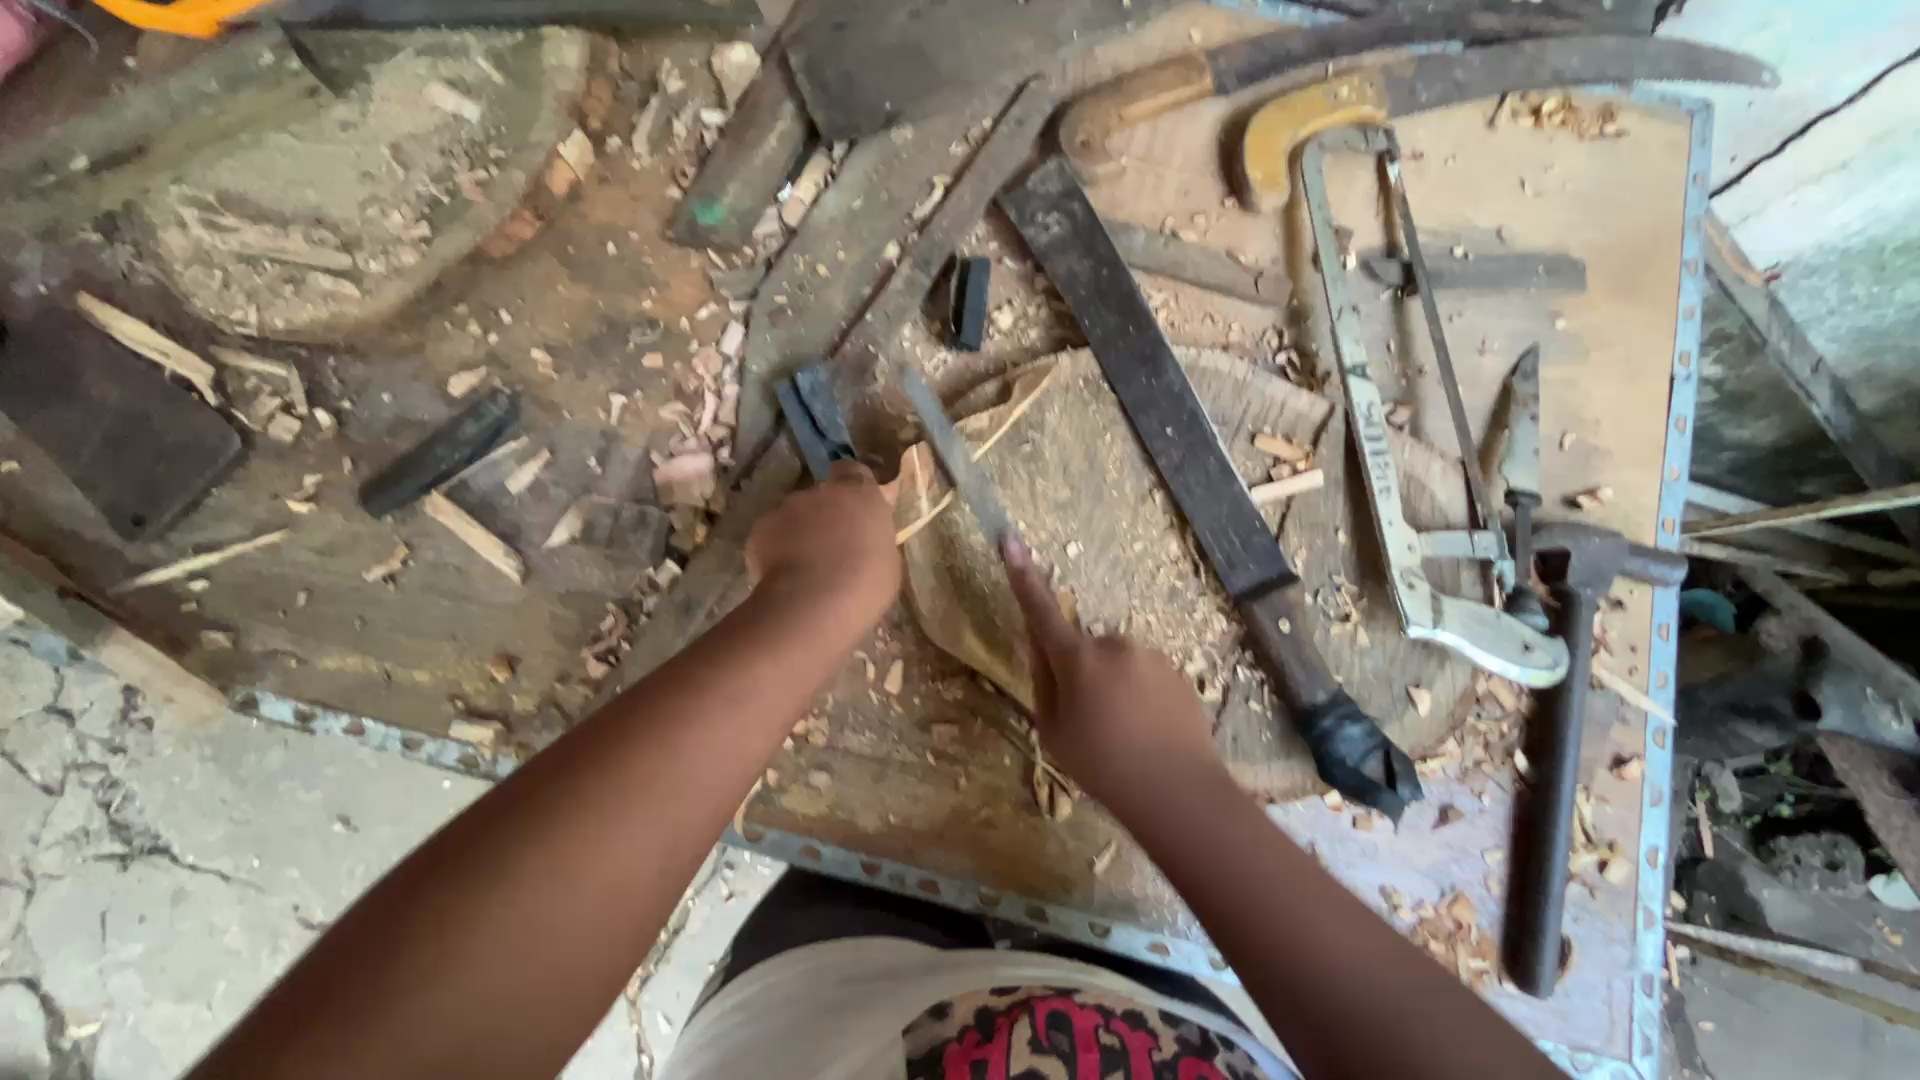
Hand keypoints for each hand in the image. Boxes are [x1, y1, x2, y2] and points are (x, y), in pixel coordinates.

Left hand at [747, 461, 900, 621]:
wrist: (814, 604)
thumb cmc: (866, 584)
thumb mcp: (887, 561)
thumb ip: (873, 539)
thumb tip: (864, 540)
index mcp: (861, 495)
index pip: (852, 471)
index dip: (850, 486)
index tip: (852, 507)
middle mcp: (822, 491)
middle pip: (822, 495)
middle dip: (824, 514)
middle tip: (830, 547)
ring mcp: (787, 507)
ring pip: (794, 515)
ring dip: (799, 532)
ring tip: (804, 568)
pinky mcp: (760, 528)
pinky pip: (771, 535)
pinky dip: (776, 549)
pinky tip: (784, 575)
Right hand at [1001, 536, 1226, 811]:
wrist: (1177, 790)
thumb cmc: (1102, 766)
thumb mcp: (1052, 731)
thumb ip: (1043, 682)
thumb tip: (1040, 647)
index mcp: (1077, 659)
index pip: (1041, 611)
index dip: (1022, 575)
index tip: (1010, 539)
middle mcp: (1114, 644)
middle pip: (1085, 651)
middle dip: (1083, 674)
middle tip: (1090, 723)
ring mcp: (1150, 655)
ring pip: (1118, 665)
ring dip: (1115, 687)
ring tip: (1125, 735)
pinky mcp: (1177, 670)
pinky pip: (1146, 677)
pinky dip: (1142, 697)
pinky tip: (1149, 732)